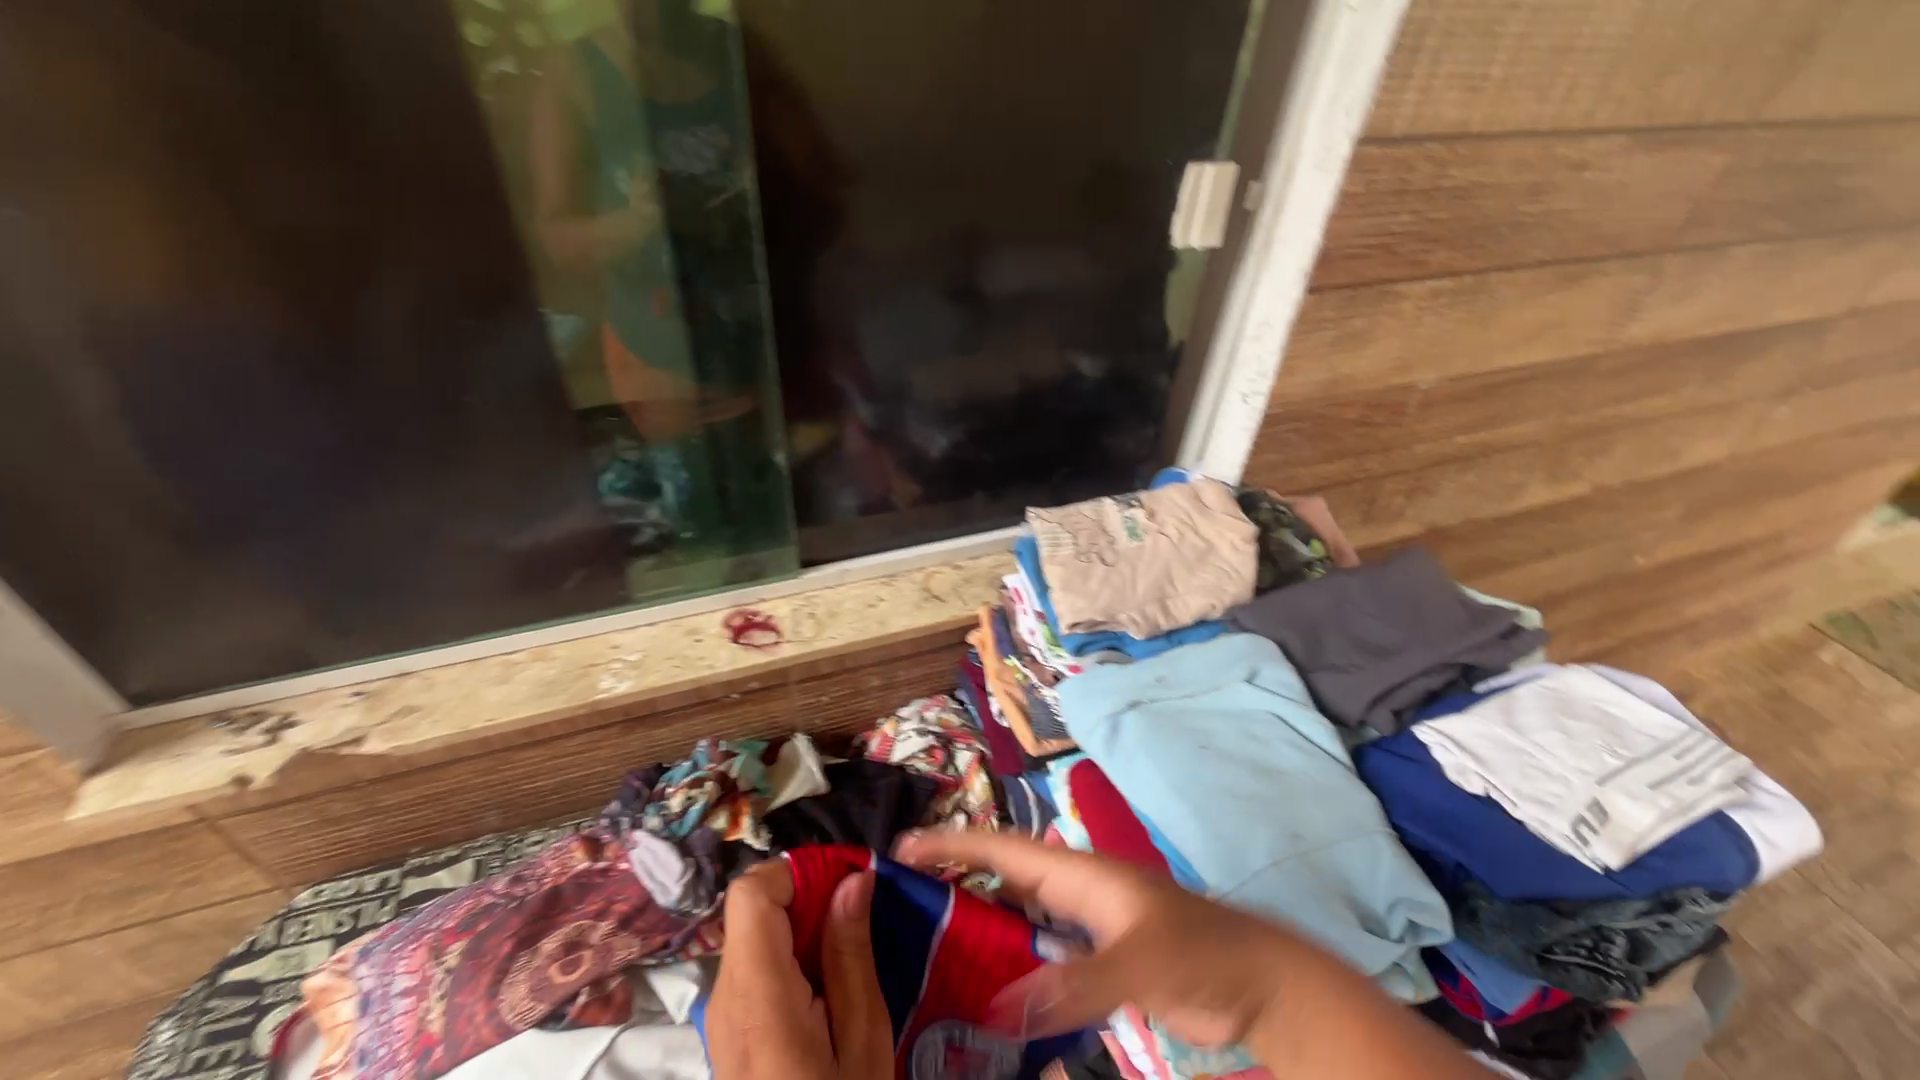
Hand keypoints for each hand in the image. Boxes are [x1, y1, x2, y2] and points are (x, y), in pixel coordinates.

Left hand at [705, 863, 892, 1079]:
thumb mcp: (862, 1040)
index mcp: (757, 995)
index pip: (751, 894)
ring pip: (754, 934)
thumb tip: (852, 880)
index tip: (849, 881)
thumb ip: (850, 954)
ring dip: (803, 925)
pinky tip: (827, 983)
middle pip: (753, 910)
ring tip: (851, 950)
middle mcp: (725, 995)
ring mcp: (721, 1013)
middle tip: (862, 915)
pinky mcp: (728, 1028)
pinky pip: (755, 965)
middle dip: (808, 896)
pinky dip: (791, 954)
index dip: (798, 873)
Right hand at [891, 830, 1319, 1047]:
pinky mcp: (1099, 960)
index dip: (953, 845)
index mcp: (1080, 874)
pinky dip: (1009, 967)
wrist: (1261, 981)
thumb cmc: (1201, 954)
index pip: (1003, 850)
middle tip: (900, 903)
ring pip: (1017, 920)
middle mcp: (1076, 892)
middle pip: (1002, 881)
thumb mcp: (1138, 963)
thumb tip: (992, 1009)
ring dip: (978, 930)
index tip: (902, 847)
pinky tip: (984, 994)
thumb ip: (1072, 985)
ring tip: (925, 950)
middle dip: (954, 885)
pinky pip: (1039, 956)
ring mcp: (1087, 926)